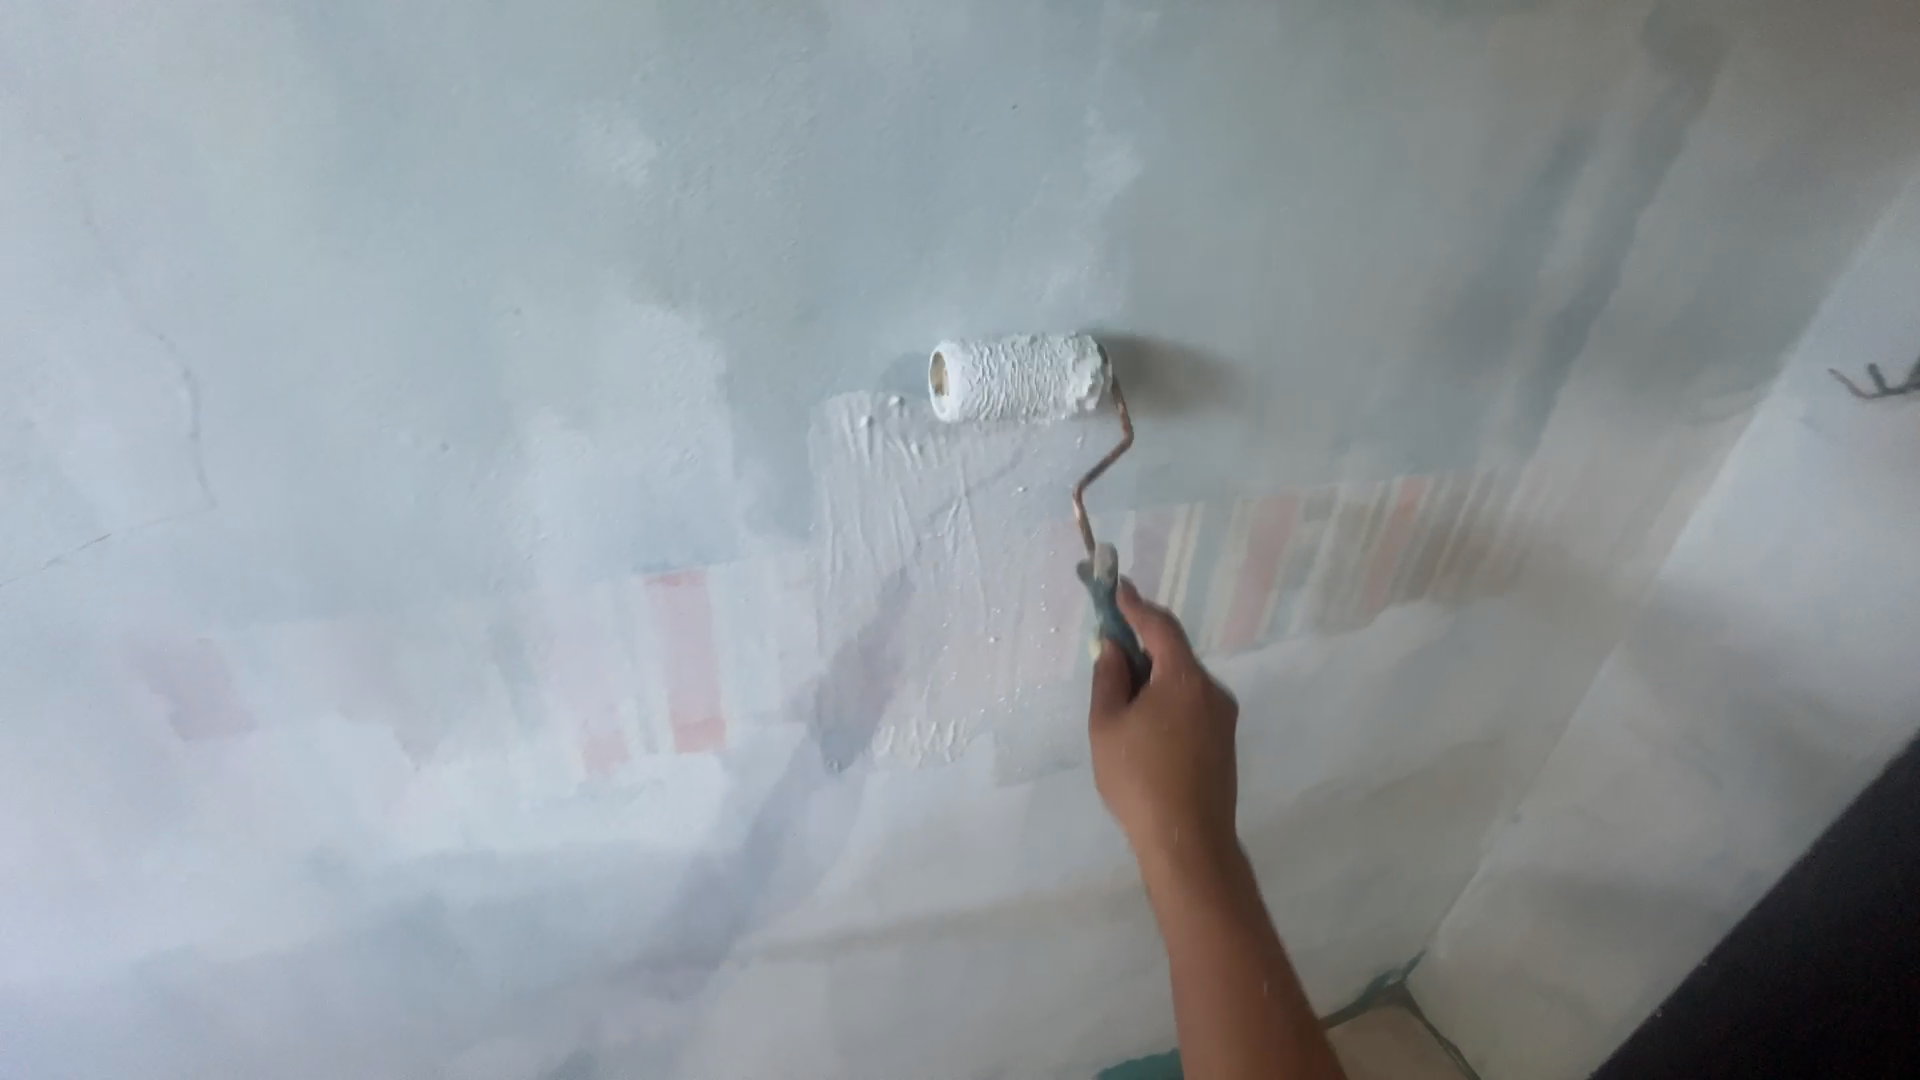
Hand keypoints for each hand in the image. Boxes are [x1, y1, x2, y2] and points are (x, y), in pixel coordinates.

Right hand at [1088, 580, 1240, 864]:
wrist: (1188, 843)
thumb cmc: (1139, 779)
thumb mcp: (1107, 724)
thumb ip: (1109, 677)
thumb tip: (1114, 648)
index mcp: (1184, 679)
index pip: (1159, 626)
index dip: (1135, 604)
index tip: (1116, 585)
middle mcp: (1211, 690)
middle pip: (1173, 652)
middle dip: (1141, 643)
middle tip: (1109, 644)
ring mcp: (1223, 718)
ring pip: (1182, 680)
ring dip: (1152, 675)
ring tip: (1119, 695)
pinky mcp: (1223, 741)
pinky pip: (1190, 703)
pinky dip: (1165, 698)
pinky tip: (1143, 722)